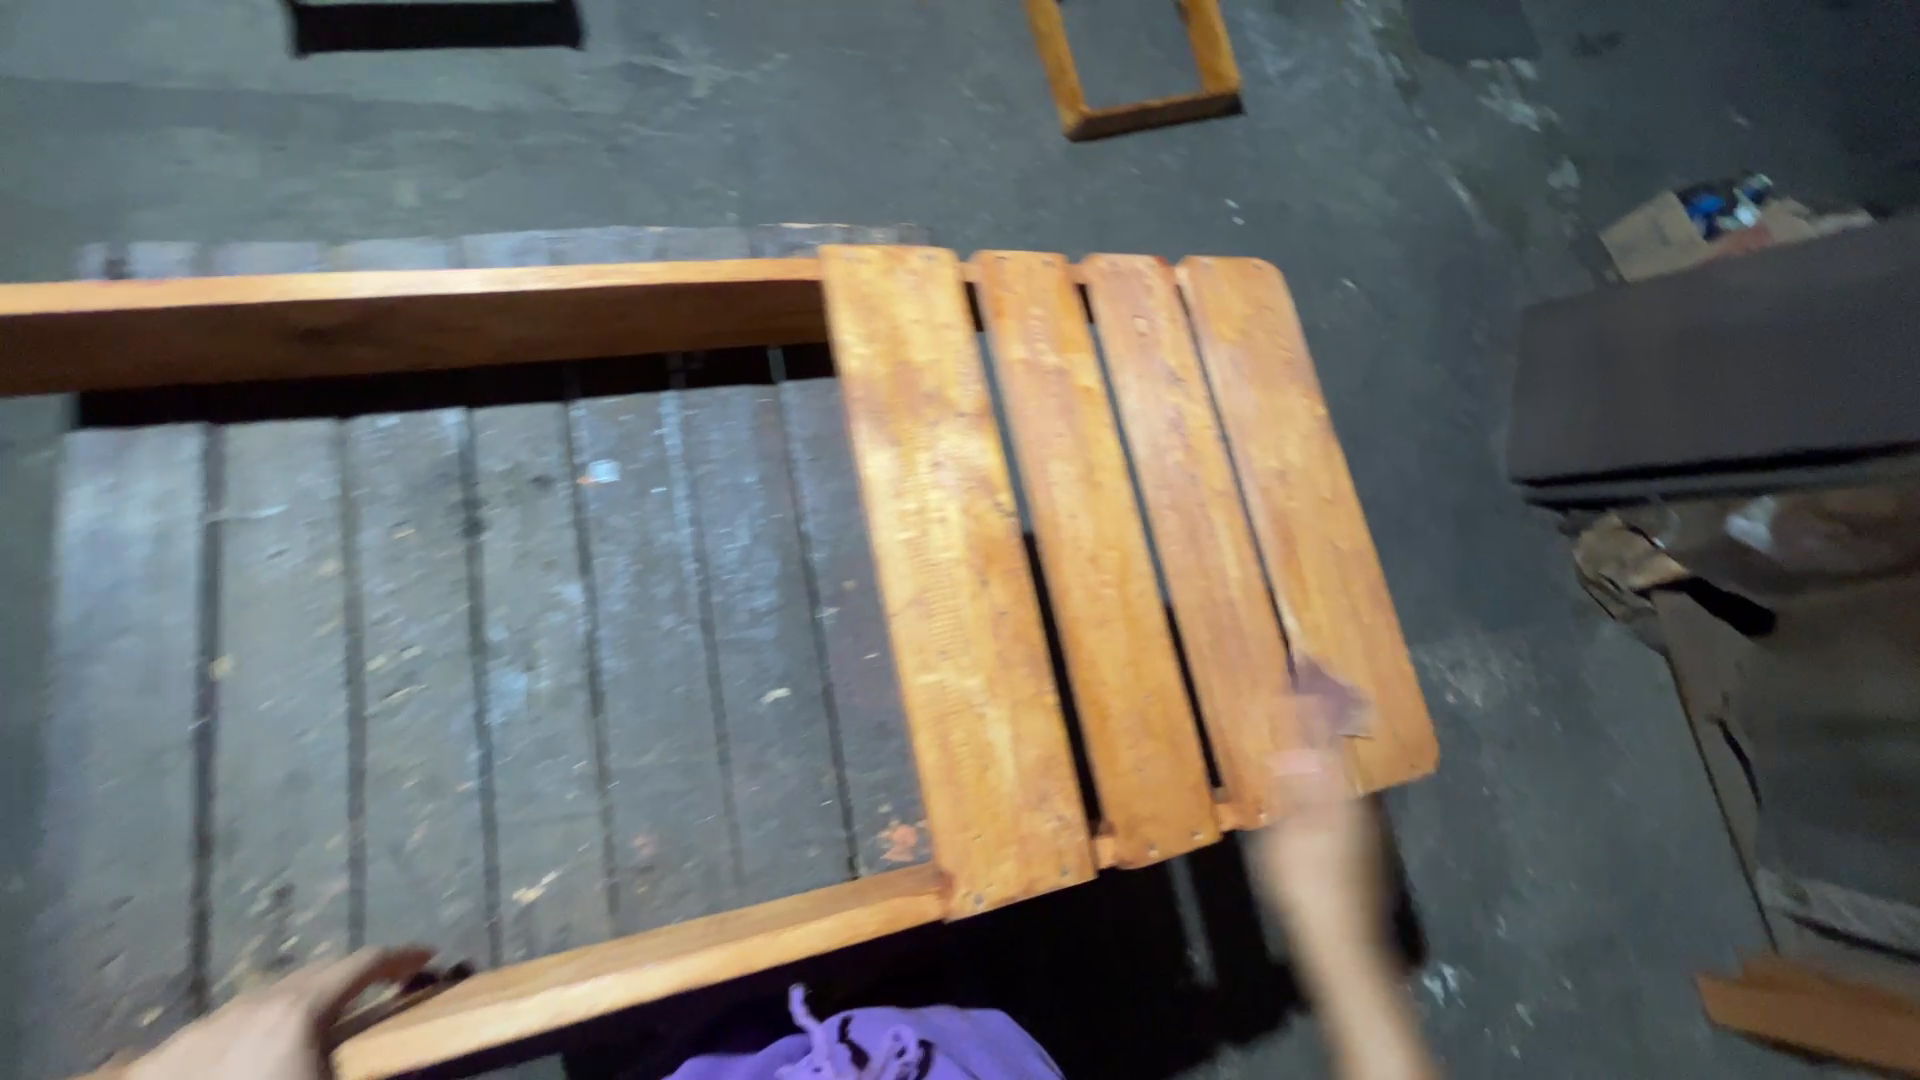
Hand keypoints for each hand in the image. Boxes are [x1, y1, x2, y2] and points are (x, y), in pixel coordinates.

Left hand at [116, 947, 432, 1079]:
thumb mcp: (333, 1078)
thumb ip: (367, 1060)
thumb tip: (410, 1051)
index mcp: (301, 1011)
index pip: (366, 961)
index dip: (404, 955)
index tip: (428, 956)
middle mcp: (251, 1006)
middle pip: (314, 973)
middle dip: (352, 976)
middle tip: (378, 989)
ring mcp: (196, 1033)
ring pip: (259, 1000)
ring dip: (295, 1003)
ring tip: (309, 1027)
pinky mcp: (151, 1065)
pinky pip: (211, 1034)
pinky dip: (242, 1034)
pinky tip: (243, 1059)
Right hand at [1251, 692, 1438, 1079]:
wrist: (1342, 941)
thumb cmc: (1310, 886)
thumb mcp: (1291, 836)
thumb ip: (1296, 792)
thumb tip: (1296, 748)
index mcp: (1339, 796)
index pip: (1329, 737)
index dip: (1318, 702)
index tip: (1309, 667)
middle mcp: (1354, 802)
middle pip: (1339, 745)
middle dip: (1326, 709)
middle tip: (1310, 676)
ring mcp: (1354, 821)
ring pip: (1338, 763)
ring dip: (1324, 733)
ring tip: (1307, 706)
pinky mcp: (1349, 837)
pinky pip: (1334, 781)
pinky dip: (1322, 758)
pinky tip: (1308, 762)